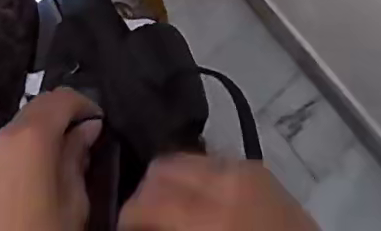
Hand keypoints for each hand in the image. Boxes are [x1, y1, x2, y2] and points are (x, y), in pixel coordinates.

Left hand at [0, 87, 104, 230]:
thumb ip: (78, 155)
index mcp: (31, 135)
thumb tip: (87, 128)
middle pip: (38, 106)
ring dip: (42, 130)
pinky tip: (37, 172)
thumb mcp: (75, 200)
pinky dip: (24, 149)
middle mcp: (4, 135)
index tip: (100, 121)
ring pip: (20, 126)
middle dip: (63, 114)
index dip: (84, 103)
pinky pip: (5, 148)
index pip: (61, 98)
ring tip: (63, 153)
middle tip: (85, 133)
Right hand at [119, 154, 317, 230]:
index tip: (121, 225)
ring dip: (170, 181)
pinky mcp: (259, 168)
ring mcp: (244, 167)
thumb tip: (145, 222)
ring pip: (186, 157)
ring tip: (167, 210)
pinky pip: (213, 162)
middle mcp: (225, 178)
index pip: (147, 197)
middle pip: (163, 166)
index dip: (127, 213)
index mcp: (210, 216)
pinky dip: (196, 178)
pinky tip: (197, 204)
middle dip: (145, 192)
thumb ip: (170, 229)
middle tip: (141, 220)